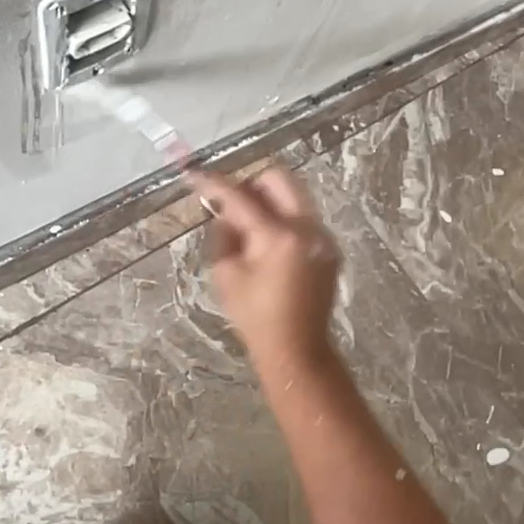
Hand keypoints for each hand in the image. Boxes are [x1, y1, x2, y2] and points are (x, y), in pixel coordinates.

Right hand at [187, 165, 340, 367]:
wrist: (297, 350)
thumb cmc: (255, 318)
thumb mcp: (226, 274)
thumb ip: (224, 234)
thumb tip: (225, 211)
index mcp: (278, 236)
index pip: (240, 196)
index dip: (213, 183)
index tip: (194, 174)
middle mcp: (307, 228)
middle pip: (278, 178)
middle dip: (250, 184)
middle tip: (232, 204)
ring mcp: (323, 237)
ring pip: (294, 195)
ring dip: (268, 200)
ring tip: (249, 229)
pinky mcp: (329, 248)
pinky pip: (303, 217)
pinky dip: (283, 219)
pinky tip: (268, 246)